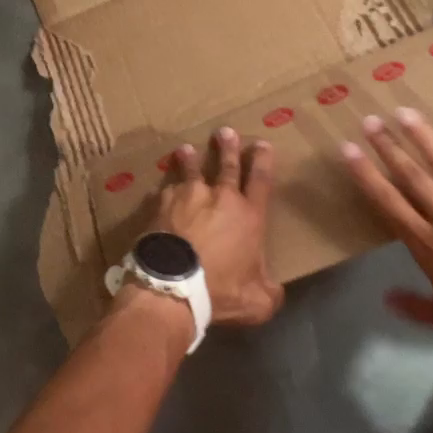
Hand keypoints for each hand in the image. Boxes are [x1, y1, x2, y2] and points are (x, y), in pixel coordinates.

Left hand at [146, 127, 284, 325]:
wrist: (173, 285)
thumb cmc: (220, 291)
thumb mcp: (258, 302)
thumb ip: (269, 291)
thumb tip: (274, 291)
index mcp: (248, 216)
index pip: (261, 180)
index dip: (263, 161)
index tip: (262, 144)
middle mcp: (220, 198)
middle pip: (226, 165)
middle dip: (228, 147)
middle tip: (225, 131)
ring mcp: (188, 196)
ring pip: (190, 170)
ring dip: (190, 159)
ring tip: (186, 149)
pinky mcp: (161, 203)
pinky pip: (163, 191)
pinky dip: (163, 190)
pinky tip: (157, 190)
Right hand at [340, 107, 432, 383]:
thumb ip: (417, 306)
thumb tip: (386, 298)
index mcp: (428, 247)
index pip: (388, 202)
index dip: (366, 173)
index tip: (347, 148)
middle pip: (413, 177)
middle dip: (389, 147)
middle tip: (370, 120)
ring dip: (425, 139)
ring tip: (406, 113)